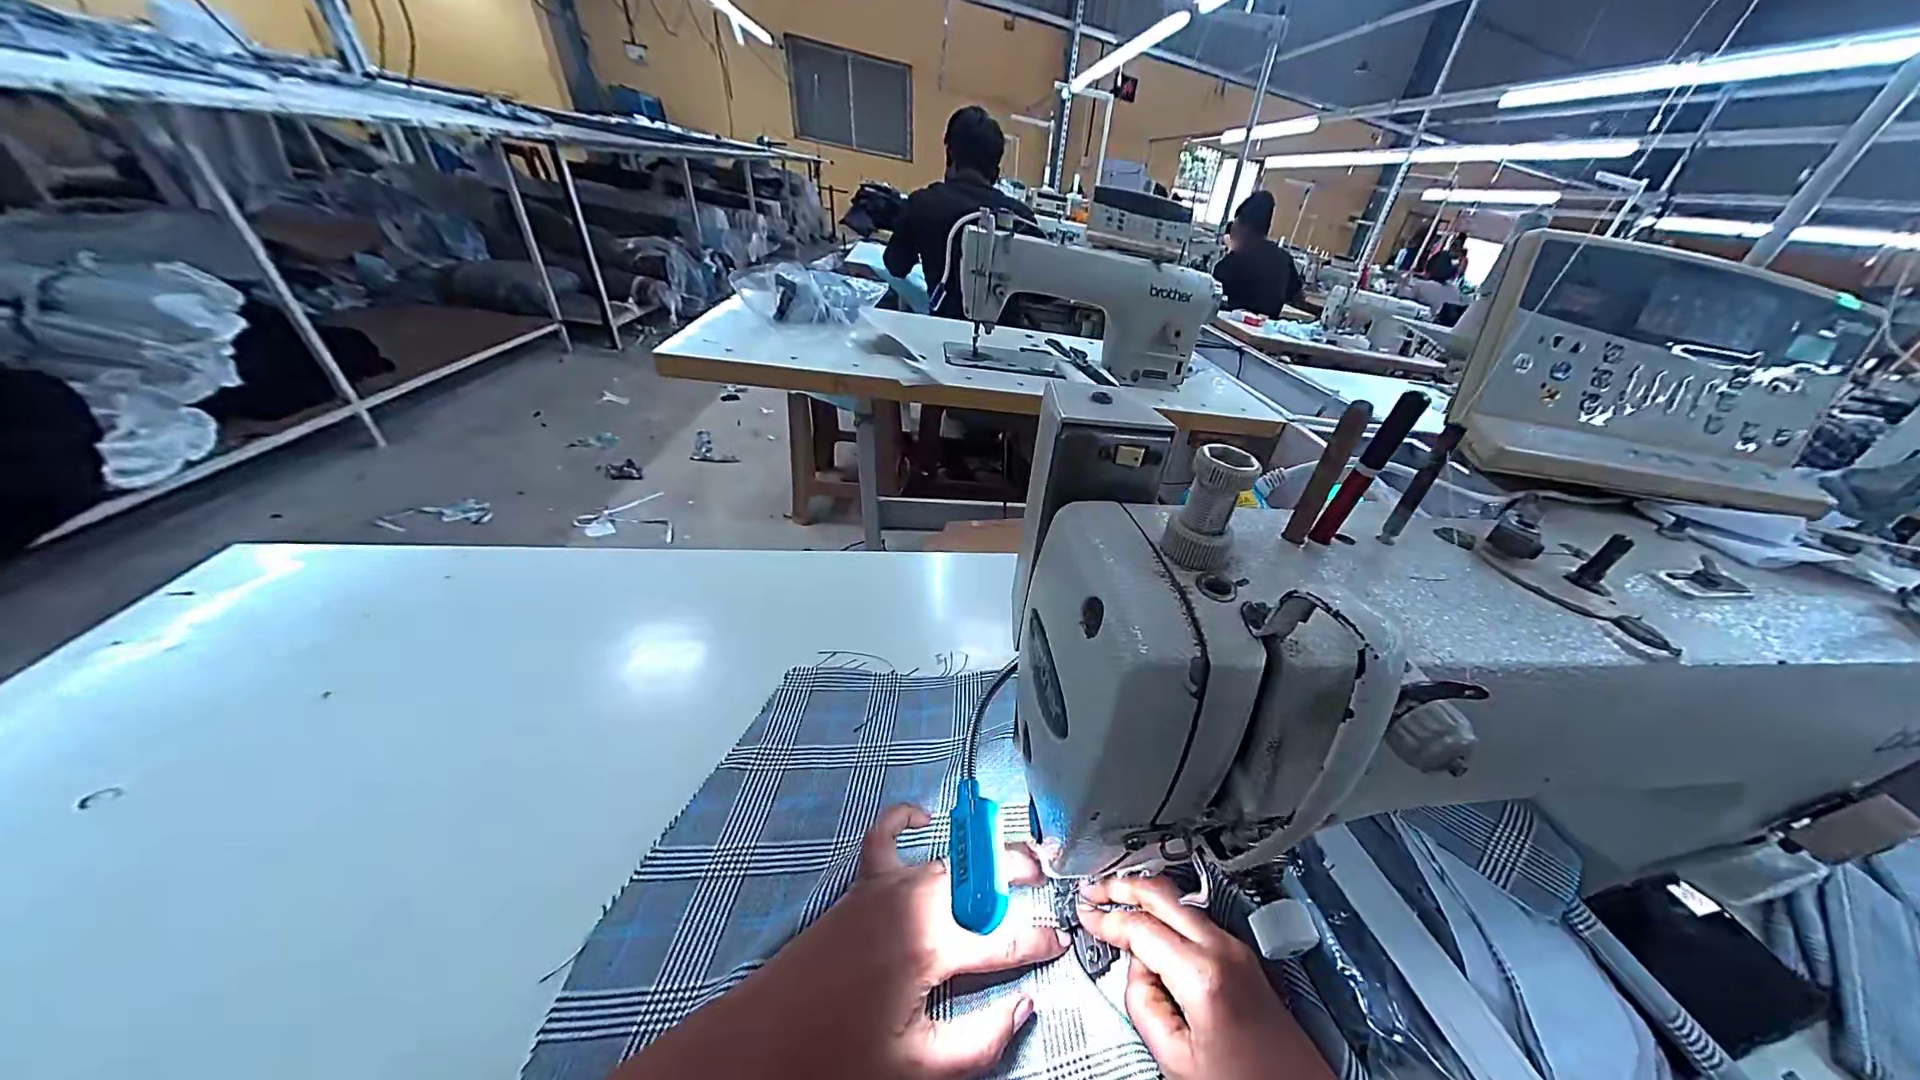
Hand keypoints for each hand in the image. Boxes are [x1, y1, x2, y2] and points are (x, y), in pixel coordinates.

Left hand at [613, 804, 1068, 1079]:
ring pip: (944, 860)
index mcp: (930, 949)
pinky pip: (884, 837)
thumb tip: (1024, 1007)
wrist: (766, 1041)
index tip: (1059, 941)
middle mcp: (912, 905)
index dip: (1037, 941)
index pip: (1002, 940)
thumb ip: (978, 1042)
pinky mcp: (861, 885)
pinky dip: (903, 819)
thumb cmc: (837, 1057)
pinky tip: (922, 817)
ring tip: (1007, 856)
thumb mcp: (916, 1067)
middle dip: (1018, 874)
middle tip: (1045, 874)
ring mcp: (884, 888)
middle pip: (979, 880)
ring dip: (979, 855)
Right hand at [1077, 875, 1332, 1079]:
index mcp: (1204, 974)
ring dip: (1142, 895)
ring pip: (1178, 900)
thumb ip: (1143, 1005)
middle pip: (1161, 893)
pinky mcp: (1242, 957)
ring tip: (1114, 901)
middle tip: (1093, 889)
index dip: (1106, 919)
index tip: (1086, 914)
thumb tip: (1135, 974)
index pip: (1140, 928)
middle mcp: (1223, 950)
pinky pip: (1193, 919)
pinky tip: (1148, 925)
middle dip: (1121, 885)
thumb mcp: (1177, 1060)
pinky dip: (1163, 913)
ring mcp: (1236, 949)